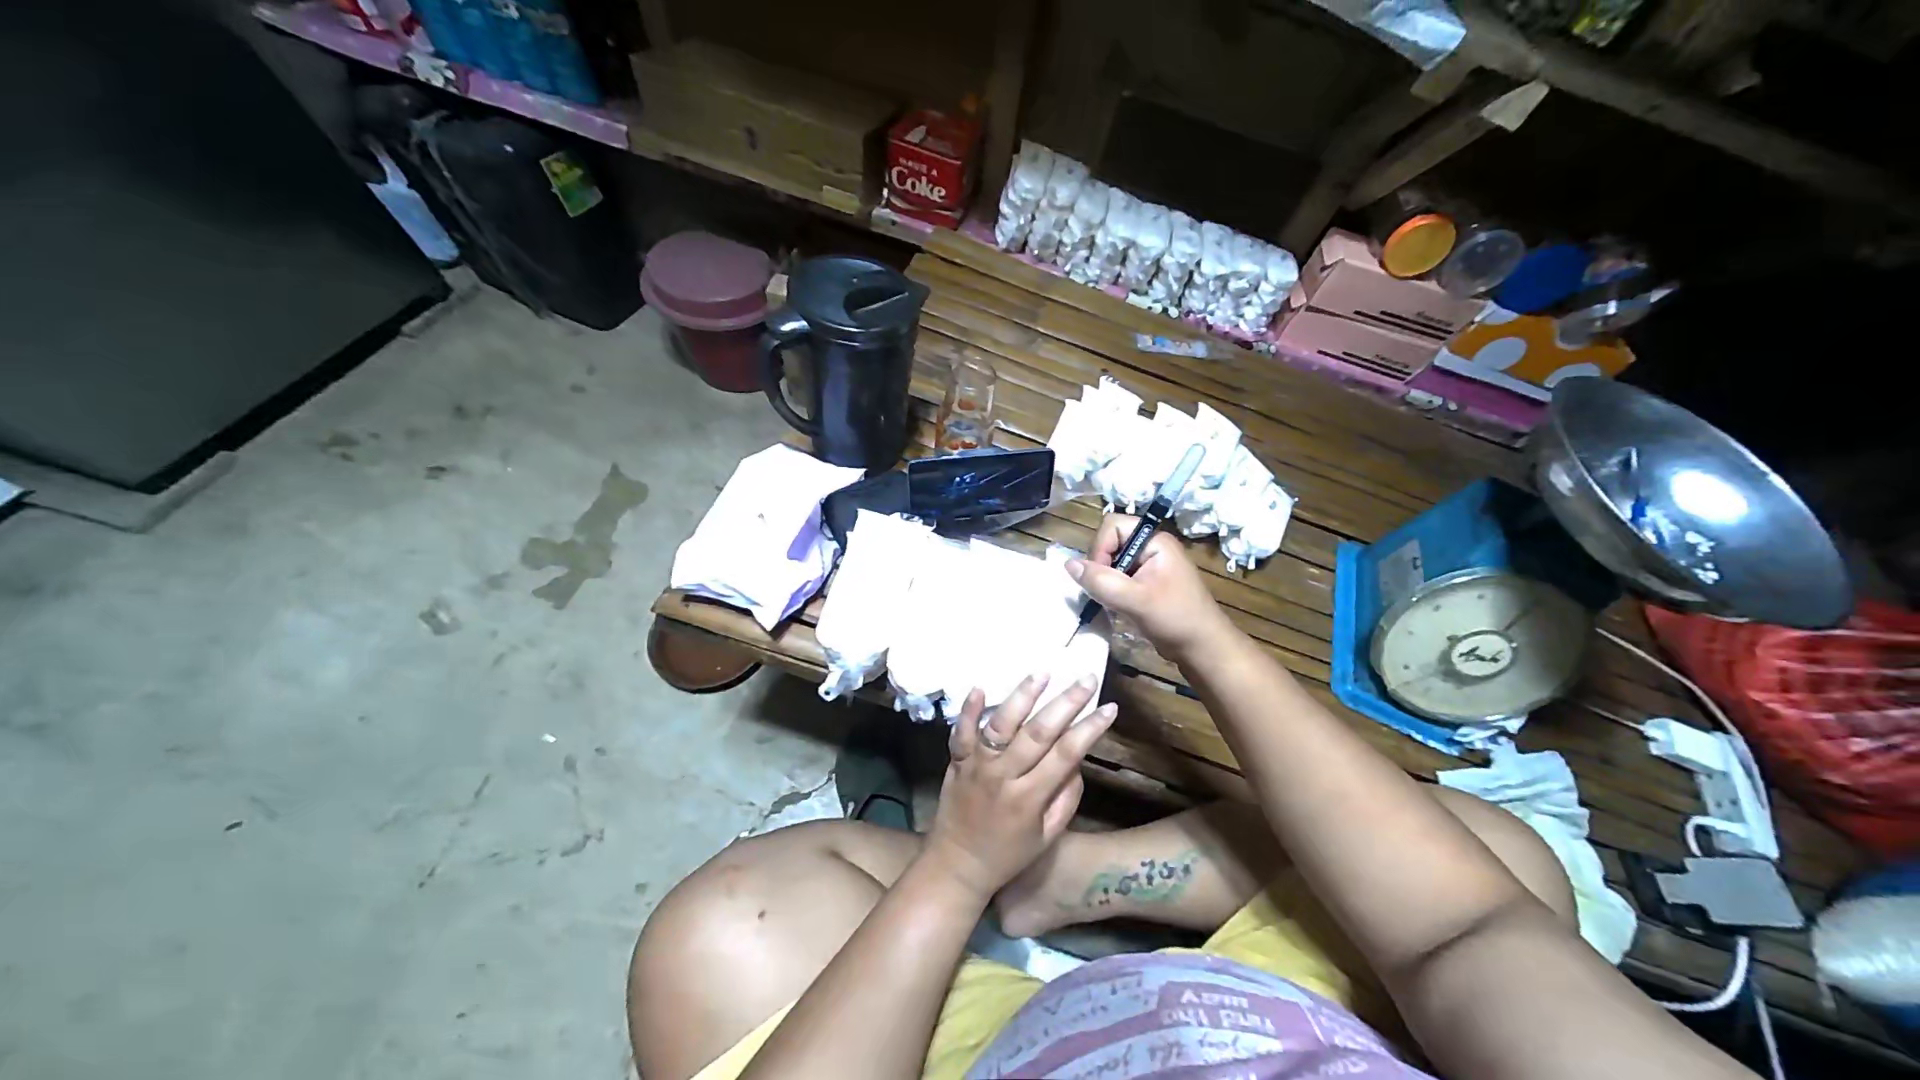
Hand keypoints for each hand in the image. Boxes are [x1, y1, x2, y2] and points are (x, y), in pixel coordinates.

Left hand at [922, 675, 1117, 901]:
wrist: (956, 866)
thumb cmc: (1008, 854)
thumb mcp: (1047, 836)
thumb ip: (1066, 798)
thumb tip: (1077, 760)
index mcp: (1030, 798)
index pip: (1066, 754)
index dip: (1090, 729)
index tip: (1108, 707)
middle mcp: (1004, 776)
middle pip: (1038, 733)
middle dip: (1066, 703)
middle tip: (1086, 679)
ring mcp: (977, 765)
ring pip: (1001, 725)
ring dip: (1022, 696)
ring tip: (1043, 673)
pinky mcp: (956, 760)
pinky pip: (960, 732)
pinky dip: (968, 710)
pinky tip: (979, 686)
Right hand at [1066, 514, 1231, 659]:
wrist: (1203, 648)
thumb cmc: (1175, 619)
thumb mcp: (1135, 600)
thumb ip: (1101, 581)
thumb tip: (1068, 564)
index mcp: (1154, 541)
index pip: (1113, 526)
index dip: (1100, 548)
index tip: (1100, 577)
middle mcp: (1151, 547)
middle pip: (1109, 543)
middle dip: (1101, 567)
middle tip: (1106, 593)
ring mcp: (1148, 565)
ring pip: (1111, 562)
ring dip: (1106, 582)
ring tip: (1113, 603)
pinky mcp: (1145, 582)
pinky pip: (1118, 577)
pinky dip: (1112, 591)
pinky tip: (1118, 607)